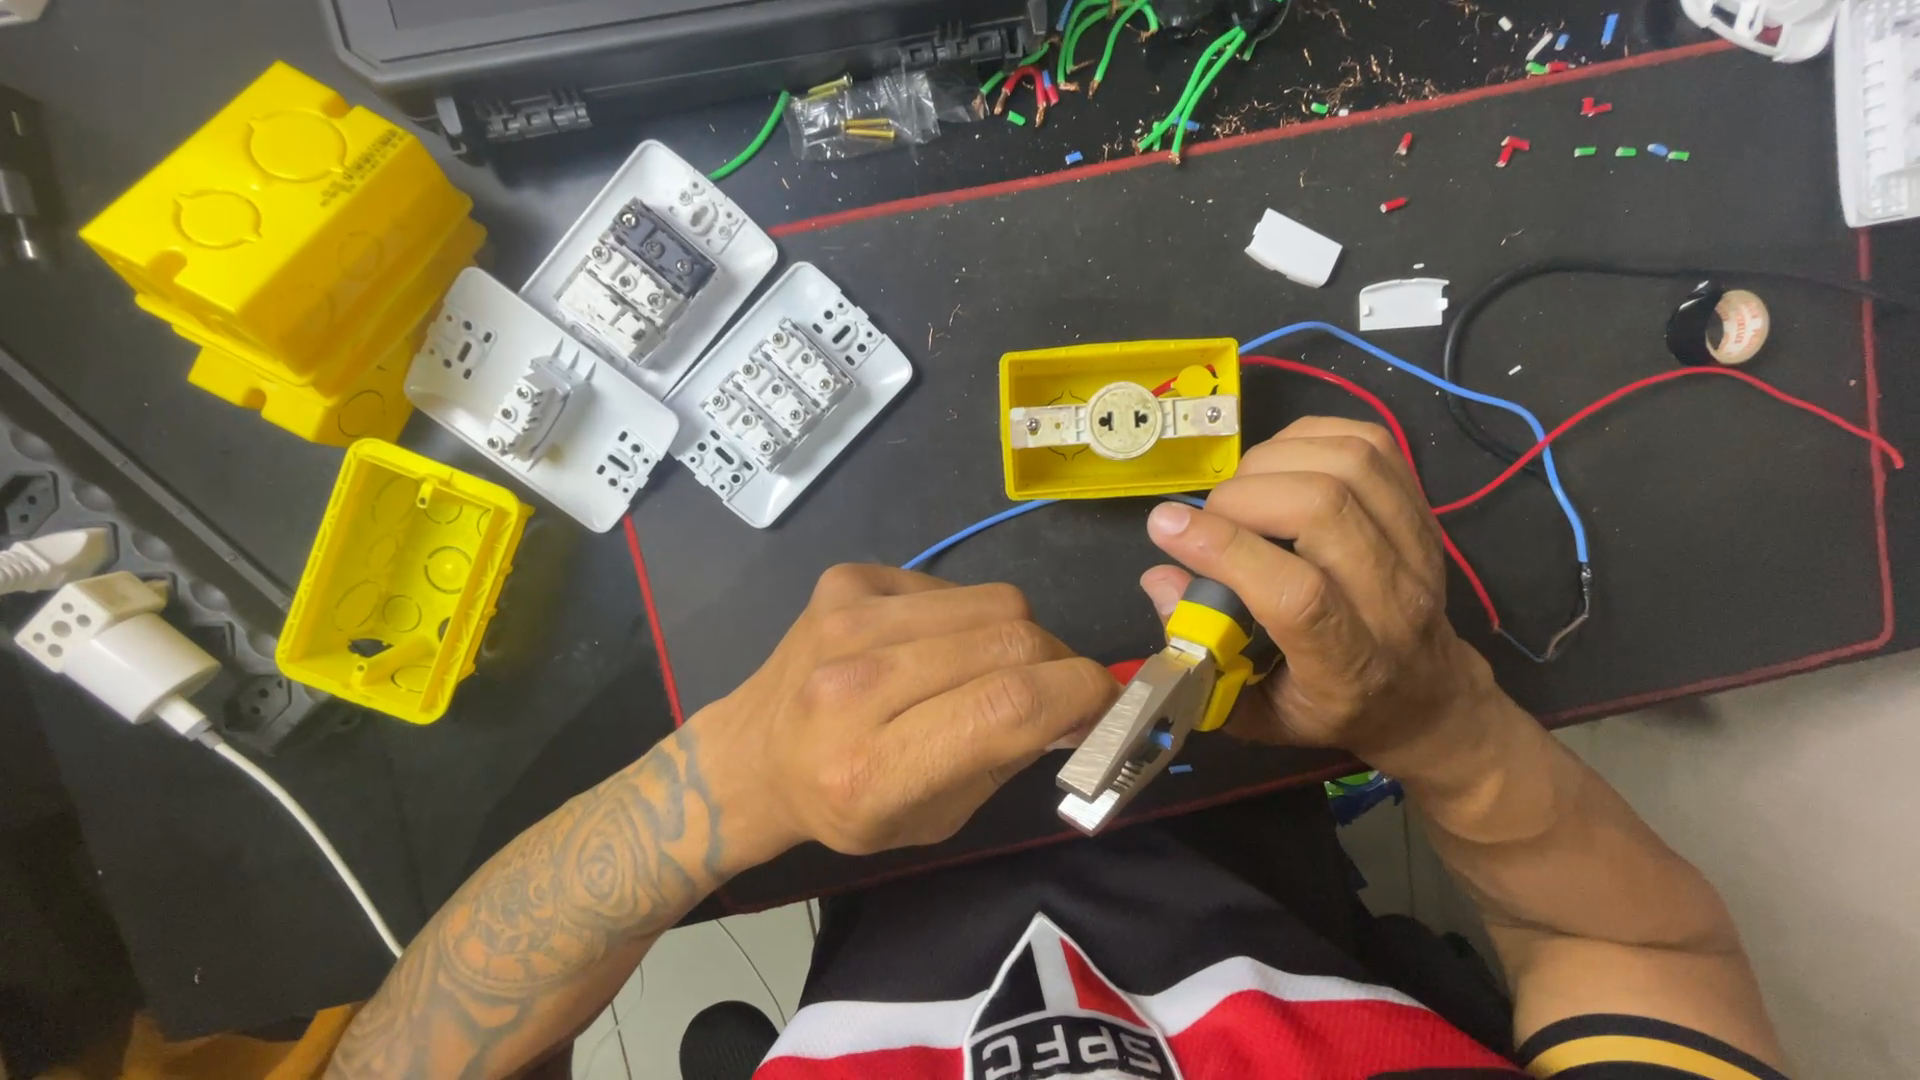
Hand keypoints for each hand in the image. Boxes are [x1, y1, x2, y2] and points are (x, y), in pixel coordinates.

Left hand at [690, 565, 1116, 857]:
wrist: (756, 755)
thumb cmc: (849, 806)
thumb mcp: (937, 819)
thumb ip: (1010, 756)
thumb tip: (1081, 700)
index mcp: (875, 767)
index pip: (1008, 704)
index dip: (1079, 694)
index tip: (1103, 702)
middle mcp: (854, 685)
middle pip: (1009, 640)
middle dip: (1058, 663)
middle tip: (1056, 688)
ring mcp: (845, 621)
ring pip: (990, 602)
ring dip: (1017, 636)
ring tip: (994, 665)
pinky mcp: (845, 581)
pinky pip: (949, 584)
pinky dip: (966, 615)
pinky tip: (936, 645)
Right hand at [1138, 417, 1494, 762]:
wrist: (1426, 696)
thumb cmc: (1329, 708)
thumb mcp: (1254, 710)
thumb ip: (1200, 655)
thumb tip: (1160, 578)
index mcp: (1348, 663)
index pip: (1298, 593)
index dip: (1226, 549)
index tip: (1166, 528)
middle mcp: (1392, 599)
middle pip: (1324, 509)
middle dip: (1242, 497)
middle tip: (1210, 518)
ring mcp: (1416, 546)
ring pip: (1348, 464)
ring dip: (1273, 462)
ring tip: (1242, 491)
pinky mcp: (1421, 509)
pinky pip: (1369, 442)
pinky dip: (1309, 439)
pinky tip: (1278, 464)